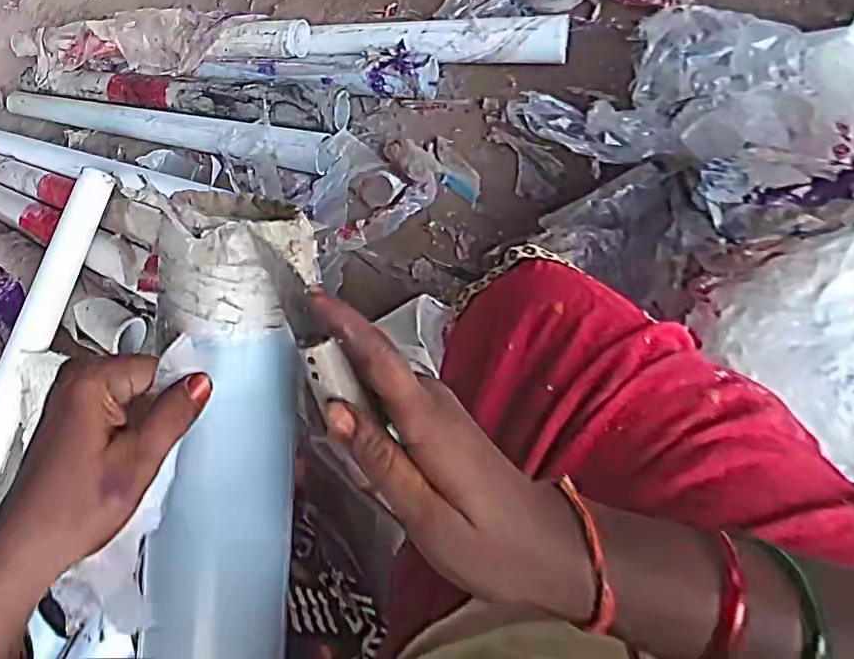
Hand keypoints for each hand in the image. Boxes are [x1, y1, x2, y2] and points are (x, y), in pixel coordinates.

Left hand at [0, 356, 209, 657]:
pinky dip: (119, 430)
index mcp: (88, 378)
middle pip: (140, 378)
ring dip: (135, 424)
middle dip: (151, 414)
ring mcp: (67, 391)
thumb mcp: (137, 463)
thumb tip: (197, 384)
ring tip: (119, 461)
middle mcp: (73, 375)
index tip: (168, 429)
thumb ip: (172, 417)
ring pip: (127, 394)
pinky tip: (109, 461)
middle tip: (137, 454)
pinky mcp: (66, 408)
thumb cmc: (69, 508)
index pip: (154, 367)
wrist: (29, 538)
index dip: (170, 401)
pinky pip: (109, 405)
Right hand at [312, 289, 596, 622]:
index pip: (378, 356)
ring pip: (378, 372)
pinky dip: (357, 382)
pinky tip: (341, 403)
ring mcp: (437, 404)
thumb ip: (377, 460)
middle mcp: (431, 399)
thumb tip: (332, 410)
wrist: (564, 557)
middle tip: (290, 349)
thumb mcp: (428, 517)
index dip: (343, 321)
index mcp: (426, 419)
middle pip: (373, 356)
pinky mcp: (436, 416)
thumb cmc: (495, 547)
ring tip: (305, 375)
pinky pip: (387, 388)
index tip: (311, 297)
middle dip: (329, 341)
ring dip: (340, 364)